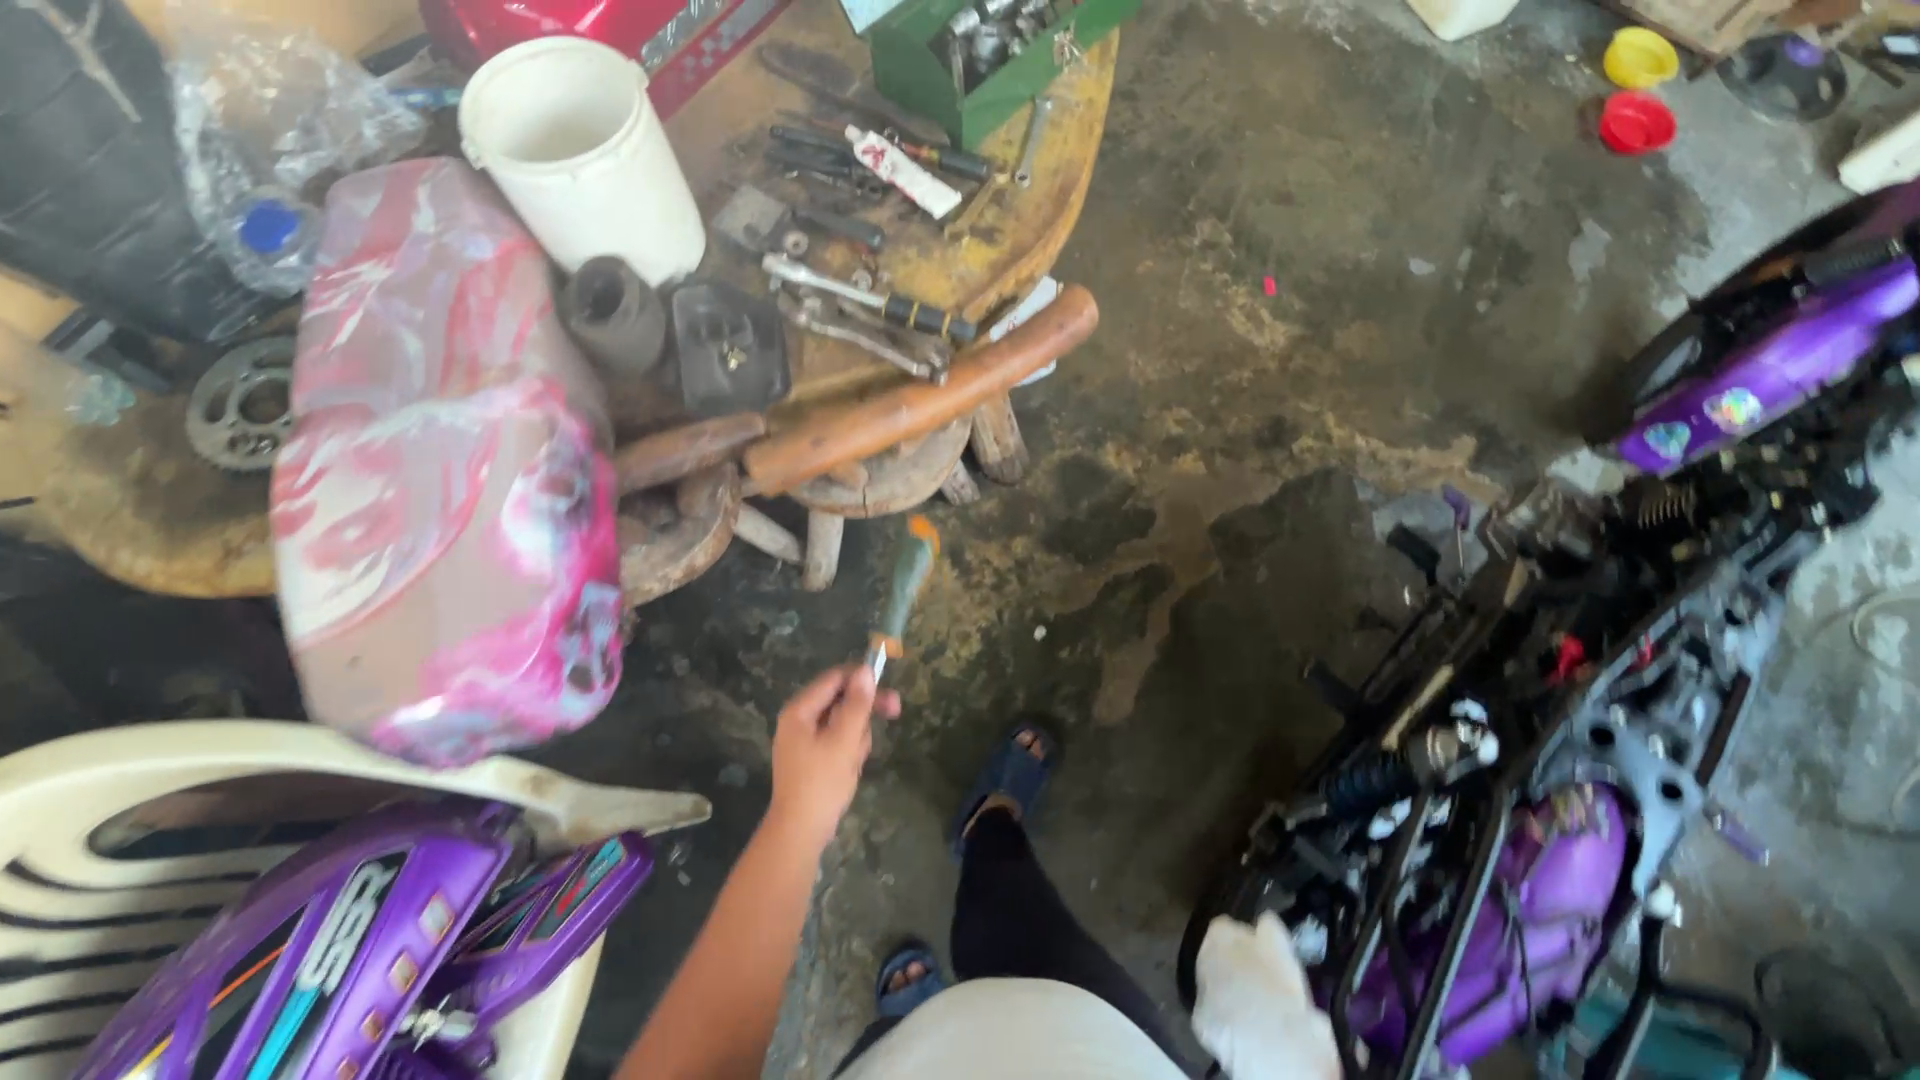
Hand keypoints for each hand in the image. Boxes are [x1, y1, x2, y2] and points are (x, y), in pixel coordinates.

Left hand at [767, 664, 901, 850]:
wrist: (801, 831)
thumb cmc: (822, 783)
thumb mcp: (844, 741)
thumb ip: (857, 705)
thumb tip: (866, 671)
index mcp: (800, 710)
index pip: (835, 678)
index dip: (862, 678)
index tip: (889, 688)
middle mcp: (799, 719)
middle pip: (840, 699)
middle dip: (863, 712)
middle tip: (895, 712)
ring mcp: (805, 739)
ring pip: (843, 722)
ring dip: (857, 735)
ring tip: (856, 759)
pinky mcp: (812, 757)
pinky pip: (838, 741)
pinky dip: (849, 750)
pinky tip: (851, 768)